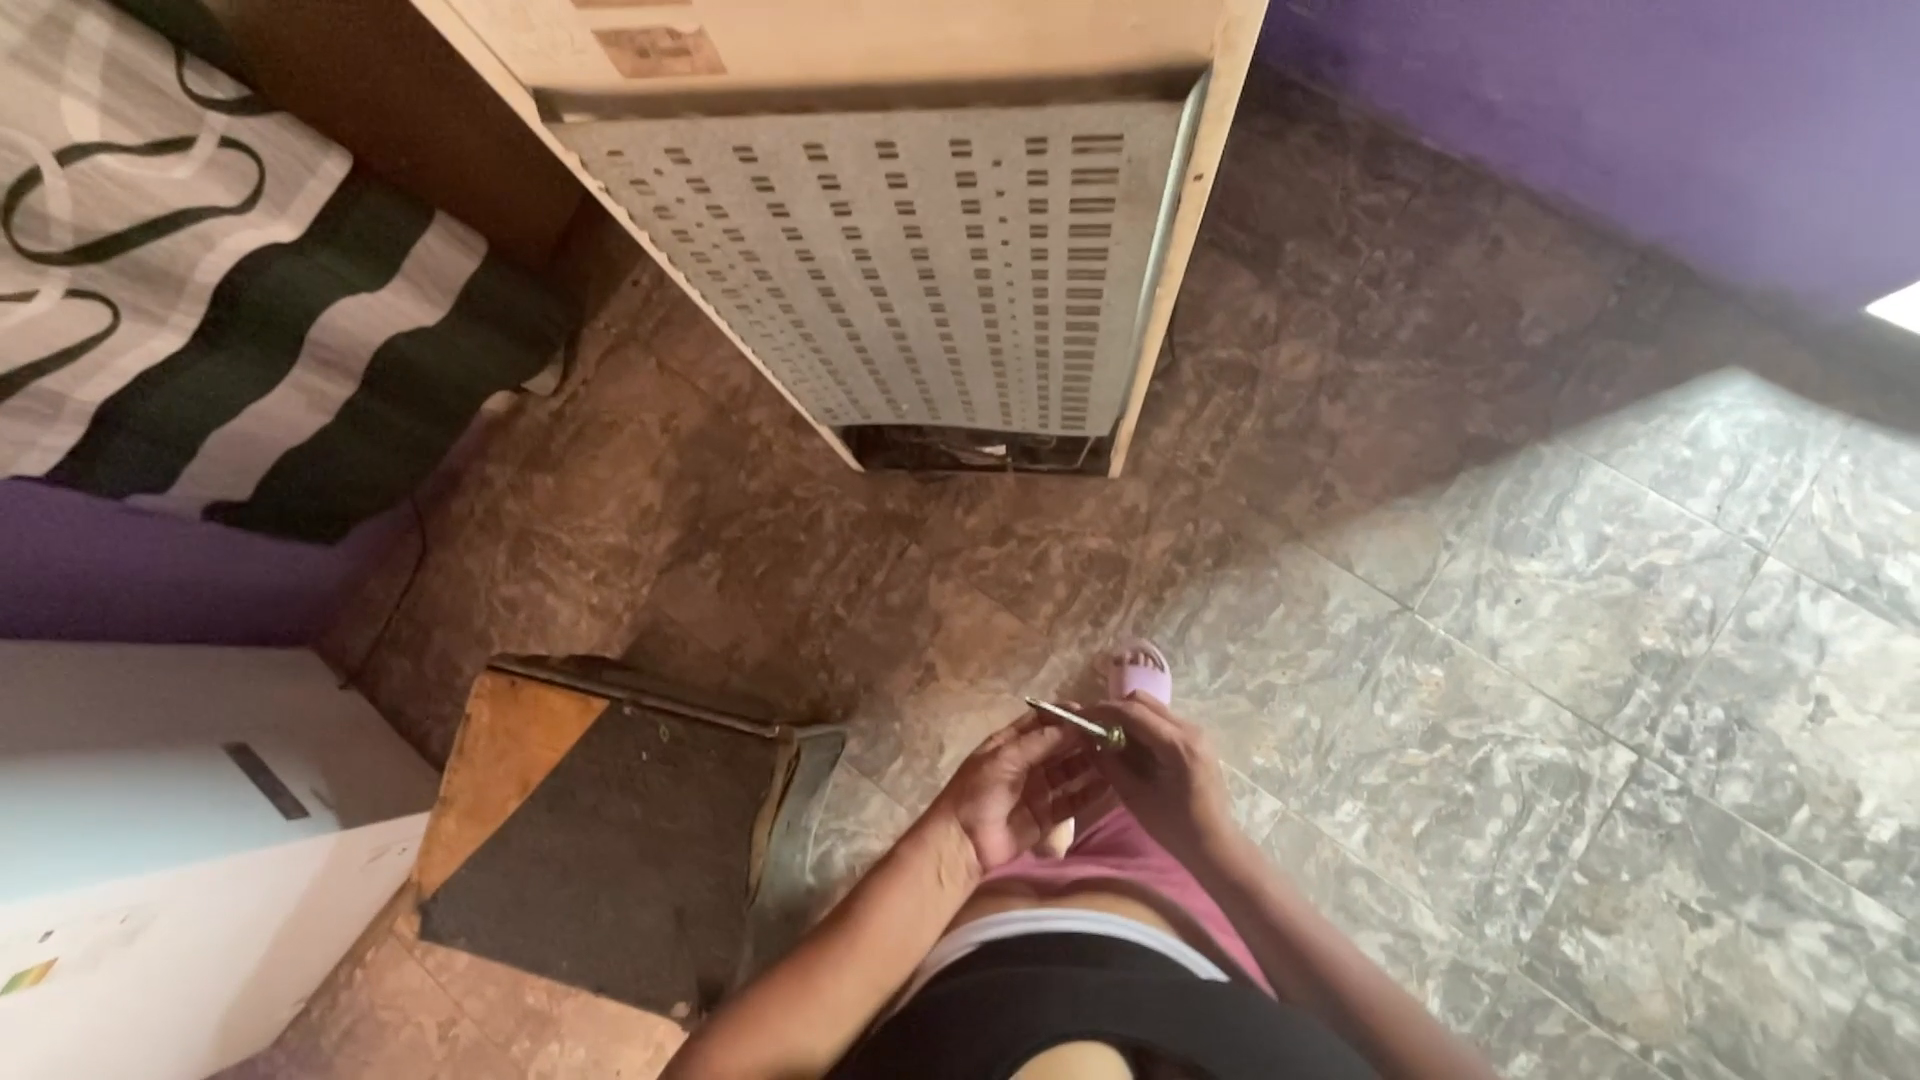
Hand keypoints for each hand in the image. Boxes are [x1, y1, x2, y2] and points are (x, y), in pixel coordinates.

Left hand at [927, 709, 1109, 873]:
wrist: (963, 843)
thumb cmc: (977, 793)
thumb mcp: (1004, 759)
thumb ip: (1038, 742)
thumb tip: (1073, 725)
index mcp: (1010, 744)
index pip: (1041, 722)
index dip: (1065, 717)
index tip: (1092, 713)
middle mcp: (1026, 763)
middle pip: (1059, 747)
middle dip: (1083, 740)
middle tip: (1112, 735)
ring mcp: (1037, 790)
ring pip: (1069, 773)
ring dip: (1090, 765)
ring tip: (1117, 756)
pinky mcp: (1047, 816)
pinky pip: (1072, 801)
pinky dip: (1090, 794)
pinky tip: (1110, 785)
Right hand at [1082, 692, 1239, 865]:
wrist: (1214, 843)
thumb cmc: (1174, 826)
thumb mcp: (1133, 796)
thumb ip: (1108, 762)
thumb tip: (1085, 737)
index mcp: (1177, 745)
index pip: (1133, 712)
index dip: (1102, 710)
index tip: (1080, 717)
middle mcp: (1190, 729)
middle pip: (1143, 701)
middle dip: (1114, 710)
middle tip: (1094, 729)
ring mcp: (1196, 731)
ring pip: (1152, 708)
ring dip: (1128, 717)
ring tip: (1110, 739)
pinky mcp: (1196, 738)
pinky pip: (1161, 720)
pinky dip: (1141, 726)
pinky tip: (1132, 748)